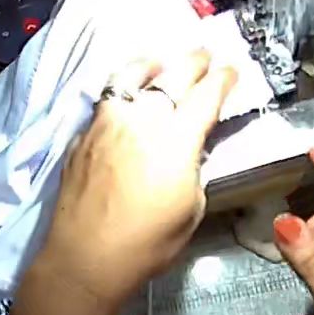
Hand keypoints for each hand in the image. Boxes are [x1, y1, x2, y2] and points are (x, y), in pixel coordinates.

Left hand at [32, 50, 238, 314]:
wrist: (86, 257)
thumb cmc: (147, 243)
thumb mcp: (190, 209)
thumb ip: (192, 170)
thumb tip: (187, 152)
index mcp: (177, 138)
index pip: (206, 95)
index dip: (223, 79)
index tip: (231, 70)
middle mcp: (141, 119)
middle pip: (172, 76)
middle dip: (193, 62)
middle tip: (203, 57)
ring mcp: (106, 123)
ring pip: (128, 77)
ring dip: (150, 66)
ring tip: (157, 63)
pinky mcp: (82, 136)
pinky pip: (104, 100)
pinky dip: (120, 90)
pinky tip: (122, 97)